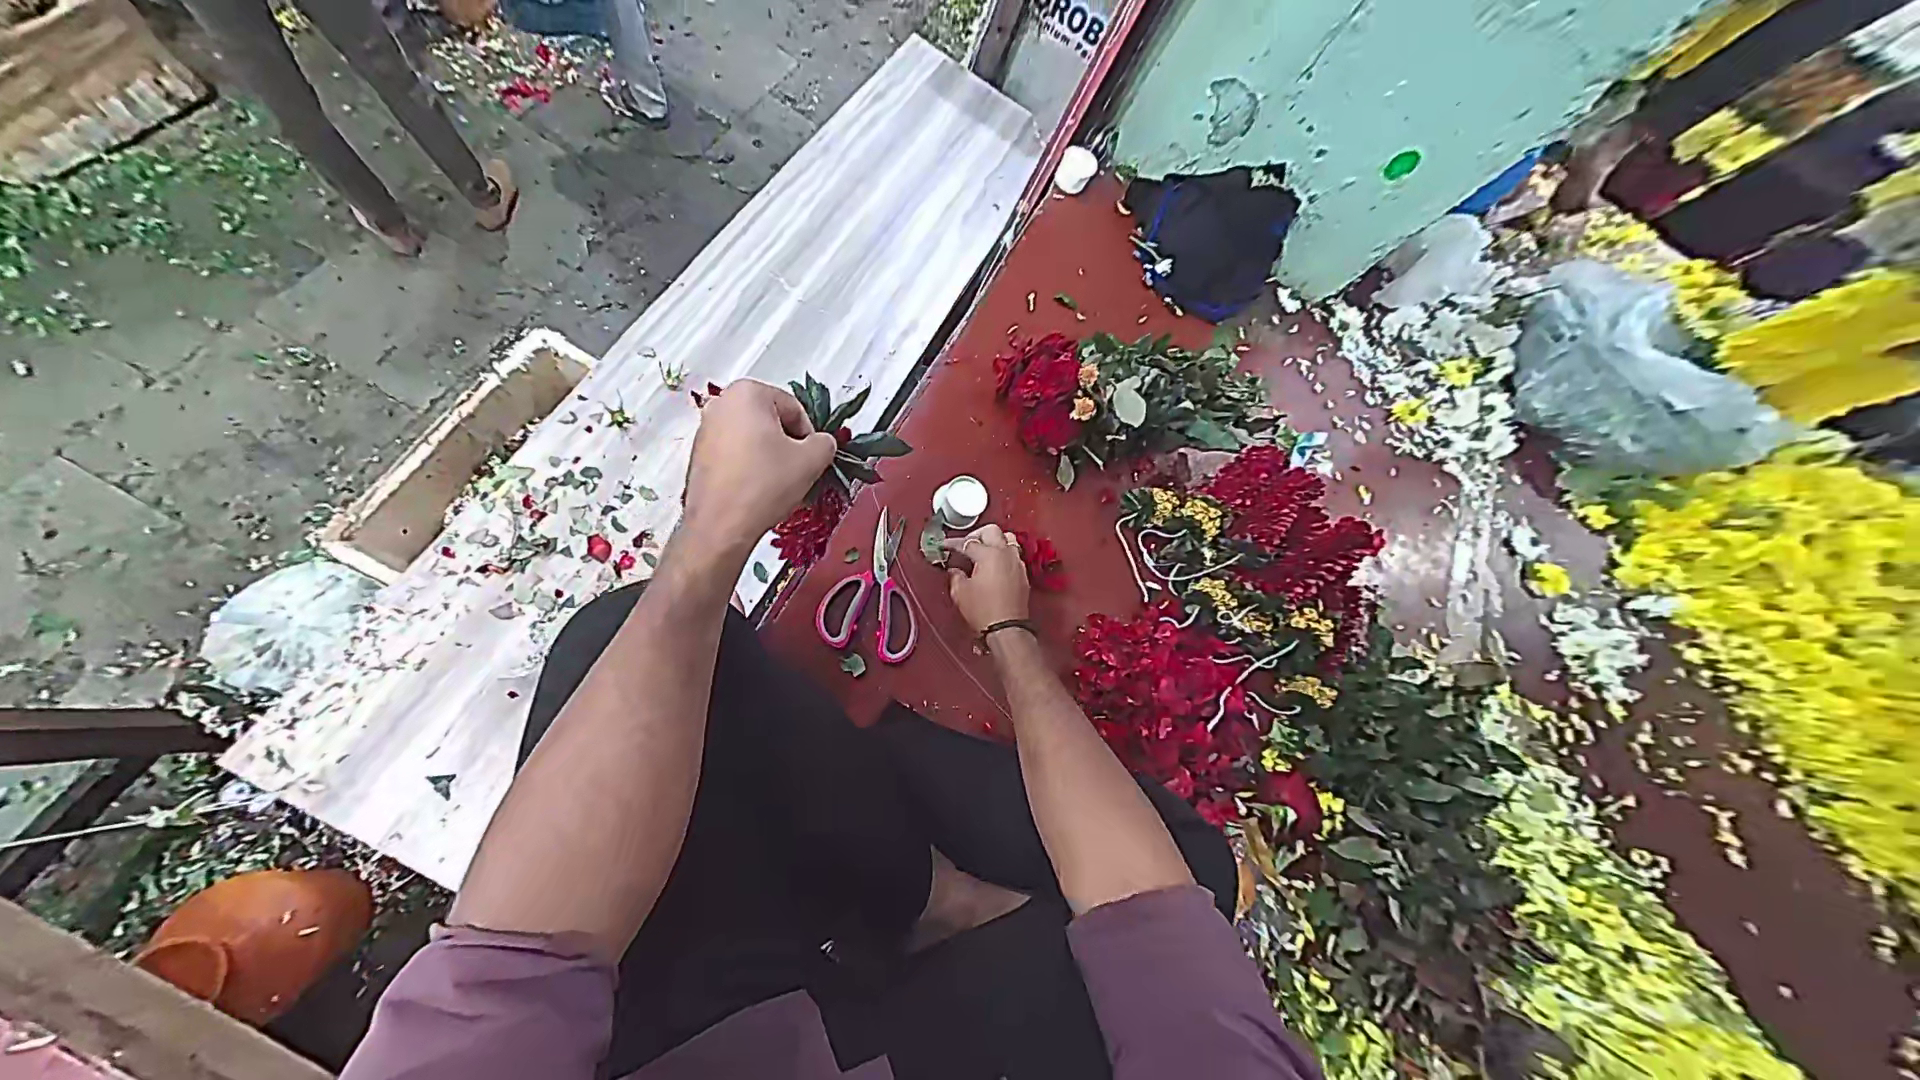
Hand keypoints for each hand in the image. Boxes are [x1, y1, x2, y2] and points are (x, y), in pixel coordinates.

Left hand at [682, 380, 836, 554]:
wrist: (721, 525)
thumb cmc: (765, 484)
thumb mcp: (812, 460)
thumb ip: (826, 442)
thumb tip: (822, 443)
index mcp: (747, 393)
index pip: (794, 408)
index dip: (809, 435)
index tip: (812, 457)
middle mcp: (721, 404)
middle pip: (771, 421)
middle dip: (789, 445)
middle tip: (799, 470)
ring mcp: (705, 429)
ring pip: (754, 438)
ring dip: (772, 457)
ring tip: (781, 484)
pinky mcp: (699, 455)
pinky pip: (736, 453)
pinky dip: (752, 466)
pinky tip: (761, 490)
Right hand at [942, 525, 1028, 633]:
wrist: (1006, 629)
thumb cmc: (984, 611)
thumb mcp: (960, 593)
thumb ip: (955, 576)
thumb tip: (955, 571)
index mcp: (989, 555)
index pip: (969, 542)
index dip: (954, 544)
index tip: (947, 547)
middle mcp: (1006, 554)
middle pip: (992, 531)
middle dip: (977, 535)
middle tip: (966, 544)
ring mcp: (1017, 564)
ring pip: (1008, 540)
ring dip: (994, 541)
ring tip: (983, 551)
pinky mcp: (1023, 575)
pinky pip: (1013, 555)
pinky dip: (1003, 555)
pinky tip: (994, 565)